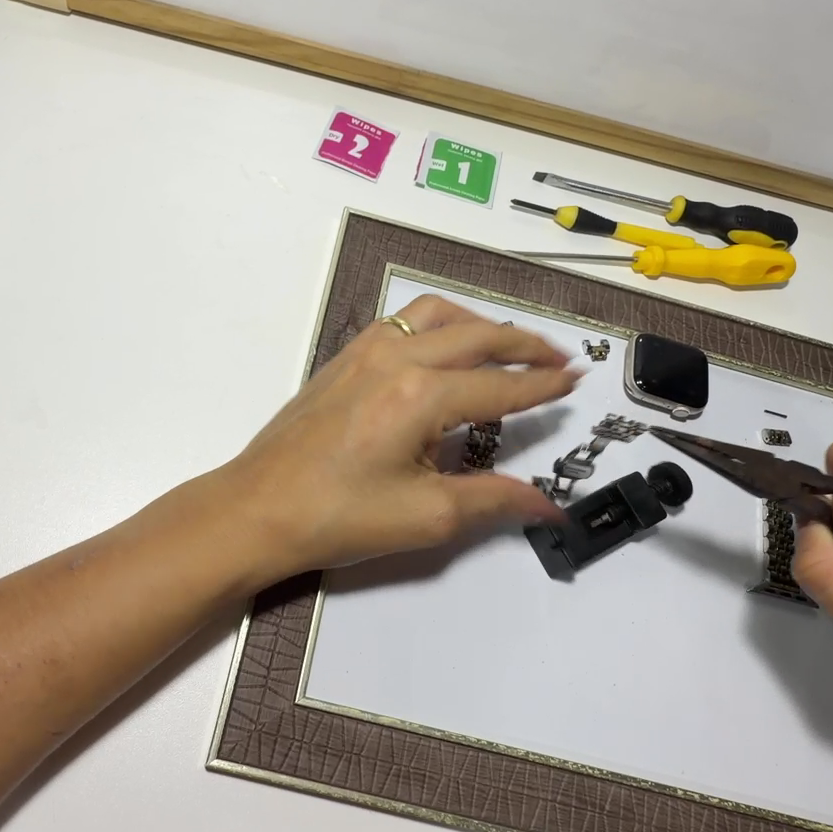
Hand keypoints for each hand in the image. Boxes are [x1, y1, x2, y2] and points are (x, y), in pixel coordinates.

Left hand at [212, 295, 577, 585]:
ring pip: (437, 314)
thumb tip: (547, 506)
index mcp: (421, 396)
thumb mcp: (425, 517)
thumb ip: (493, 501)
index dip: (542, 386)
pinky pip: (402, 321)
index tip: (575, 381)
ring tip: (506, 345)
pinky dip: (438, 323)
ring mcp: (364, 352)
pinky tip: (444, 347)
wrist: (257, 509)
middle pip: (476, 336)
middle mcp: (396, 358)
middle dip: (524, 345)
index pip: (500, 387)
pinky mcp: (343, 359)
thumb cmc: (337, 517)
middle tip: (558, 357)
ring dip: (479, 324)